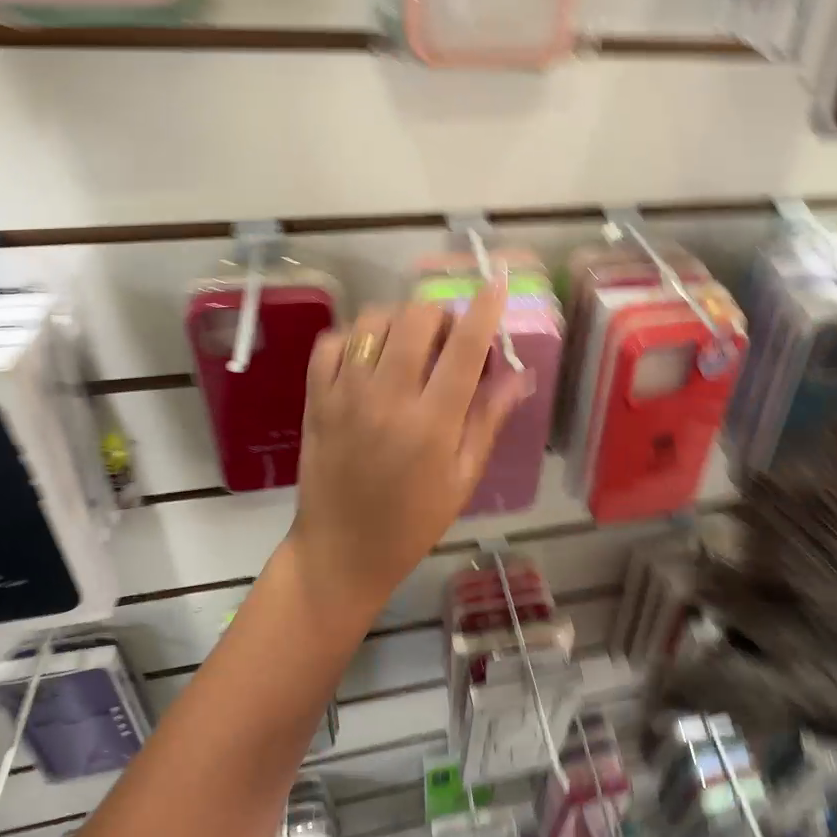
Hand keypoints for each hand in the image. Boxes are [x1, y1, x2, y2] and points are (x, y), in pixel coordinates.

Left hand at [285, 279, 528, 613]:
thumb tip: (521, 375)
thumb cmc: (413, 522)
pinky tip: (369, 357)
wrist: (341, 552)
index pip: (464, 348)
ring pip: (372, 322)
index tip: (496, 284)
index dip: (484, 309)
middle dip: (440, 315)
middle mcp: (387, 399)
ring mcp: (345, 395)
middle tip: (448, 339)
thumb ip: (488, 420)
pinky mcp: (315, 399)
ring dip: (399, 320)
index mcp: (432, 423)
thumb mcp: (463, 479)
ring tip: (409, 344)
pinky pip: (332, 342)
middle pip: (415, 320)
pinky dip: (354, 337)